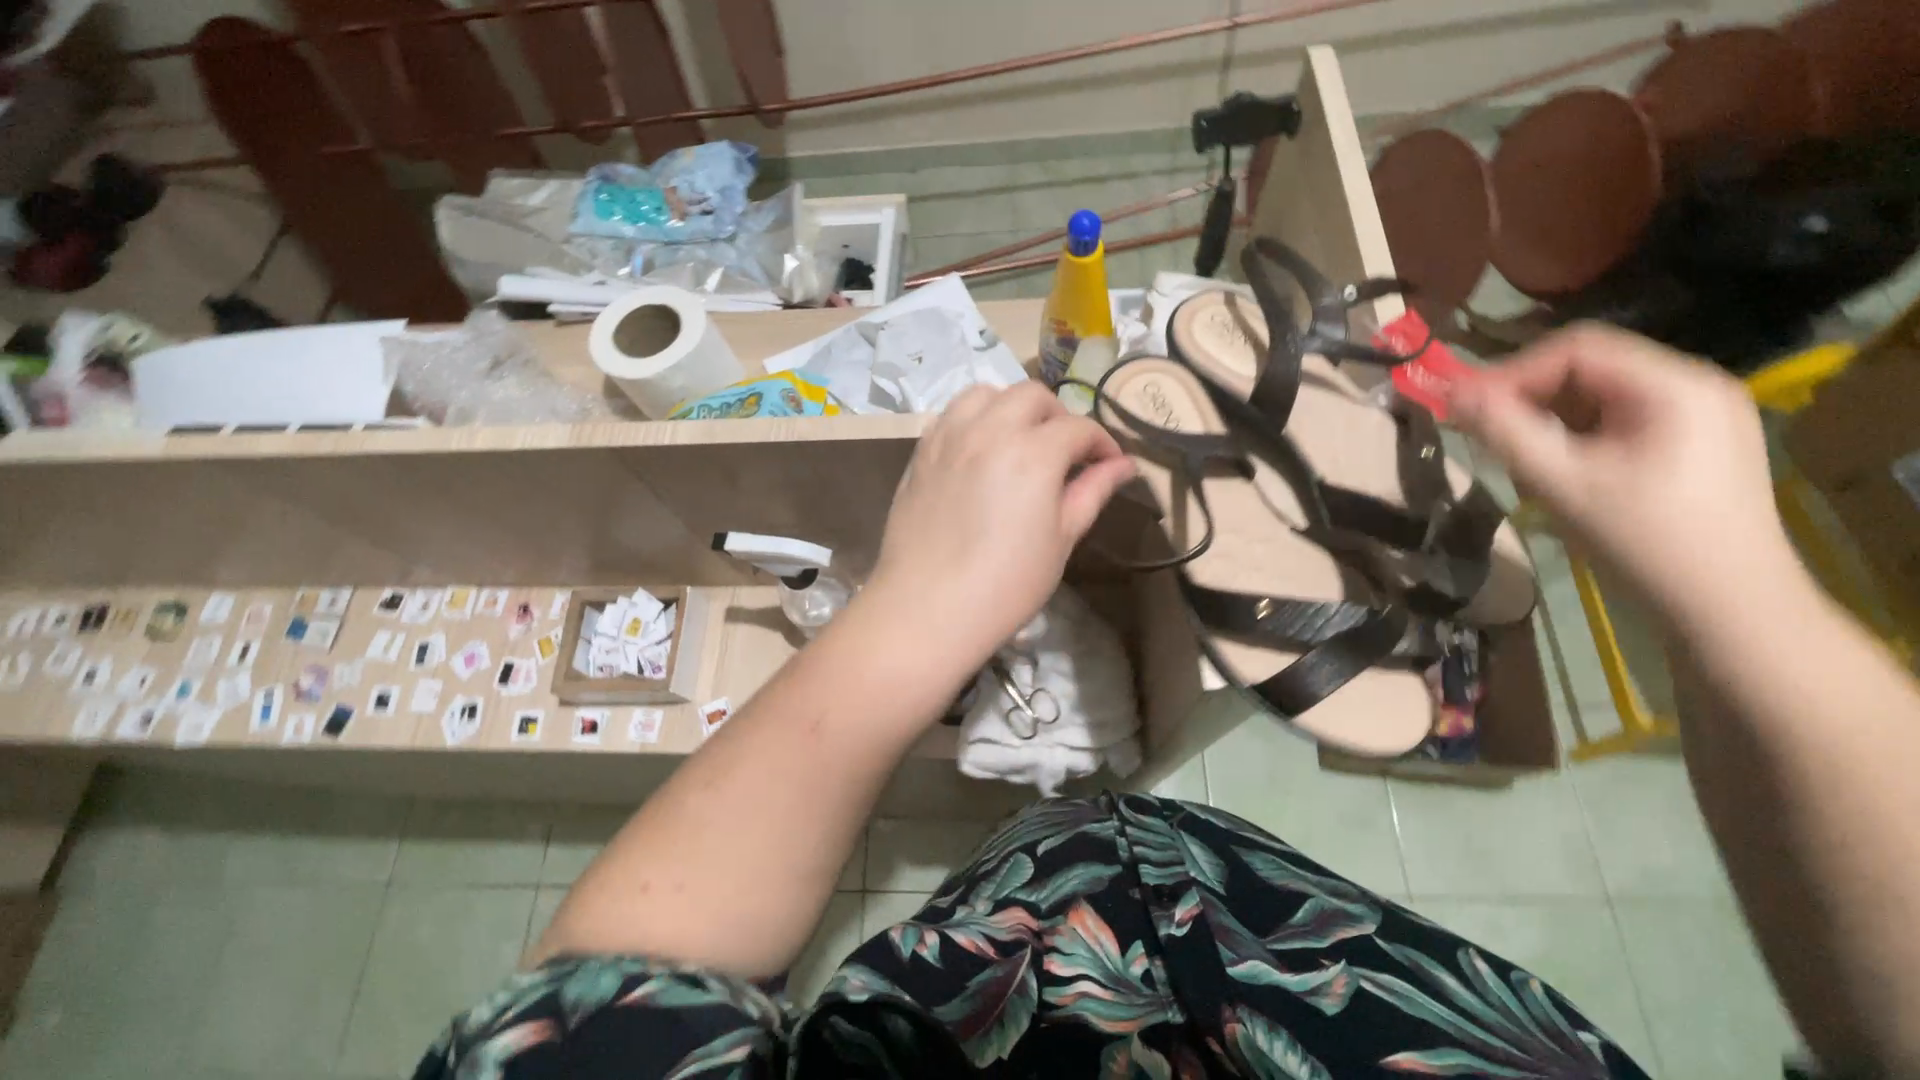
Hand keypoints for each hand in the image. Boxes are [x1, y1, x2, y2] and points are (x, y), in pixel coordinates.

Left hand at [862, 382, 1135, 668]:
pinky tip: (981, 452)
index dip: (1102, 444)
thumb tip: (1125, 465)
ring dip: (1011, 407)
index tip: (1109, 466)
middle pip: (1032, 396)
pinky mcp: (921, 452)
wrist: (928, 608)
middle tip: (1066, 454)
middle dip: (1058, 417)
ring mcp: (949, 436)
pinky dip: (974, 420)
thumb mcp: (1062, 539)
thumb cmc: (1006, 584)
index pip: (1079, 428)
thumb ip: (1092, 491)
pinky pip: (951, 414)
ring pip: (986, 393)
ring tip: (1020, 442)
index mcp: (1034, 452)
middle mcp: (990, 430)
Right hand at [1447, 324, 1795, 623]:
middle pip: (1591, 370)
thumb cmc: (1647, 544)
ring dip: (1552, 422)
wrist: (1732, 612)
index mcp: (1675, 385)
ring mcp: (1705, 416)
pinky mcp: (1701, 445)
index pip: (1577, 349)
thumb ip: (1504, 433)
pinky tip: (1562, 475)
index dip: (1511, 373)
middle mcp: (1697, 386)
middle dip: (1530, 400)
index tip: (1464, 408)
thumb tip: (1453, 395)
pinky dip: (1581, 439)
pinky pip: (1625, 422)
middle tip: (1484, 436)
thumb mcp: (1563, 485)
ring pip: (1604, 398)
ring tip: (1521, 462)